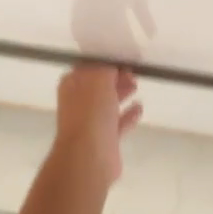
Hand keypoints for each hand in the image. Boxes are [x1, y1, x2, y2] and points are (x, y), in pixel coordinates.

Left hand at [54, 66, 142, 184]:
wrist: (90, 156)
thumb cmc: (91, 113)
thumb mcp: (99, 79)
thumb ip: (106, 68)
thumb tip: (112, 68)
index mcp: (72, 86)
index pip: (87, 67)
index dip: (103, 61)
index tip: (121, 57)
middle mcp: (79, 103)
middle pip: (98, 85)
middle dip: (114, 77)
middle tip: (132, 71)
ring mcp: (91, 123)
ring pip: (108, 103)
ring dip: (121, 93)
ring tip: (136, 85)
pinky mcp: (105, 140)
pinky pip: (119, 122)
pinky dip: (129, 114)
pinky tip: (140, 107)